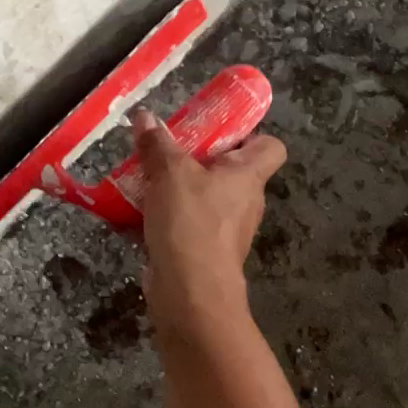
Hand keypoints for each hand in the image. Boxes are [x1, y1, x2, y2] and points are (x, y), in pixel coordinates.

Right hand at [130, 108, 287, 346]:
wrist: (190, 292)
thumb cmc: (192, 222)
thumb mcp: (170, 172)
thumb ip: (157, 143)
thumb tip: (145, 116)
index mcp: (248, 177)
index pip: (271, 148)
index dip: (250, 135)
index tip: (218, 131)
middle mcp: (245, 202)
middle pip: (230, 171)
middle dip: (198, 159)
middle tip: (168, 149)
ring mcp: (226, 230)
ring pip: (204, 198)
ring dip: (177, 188)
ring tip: (146, 176)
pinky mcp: (203, 251)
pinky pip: (186, 223)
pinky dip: (165, 216)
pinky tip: (136, 210)